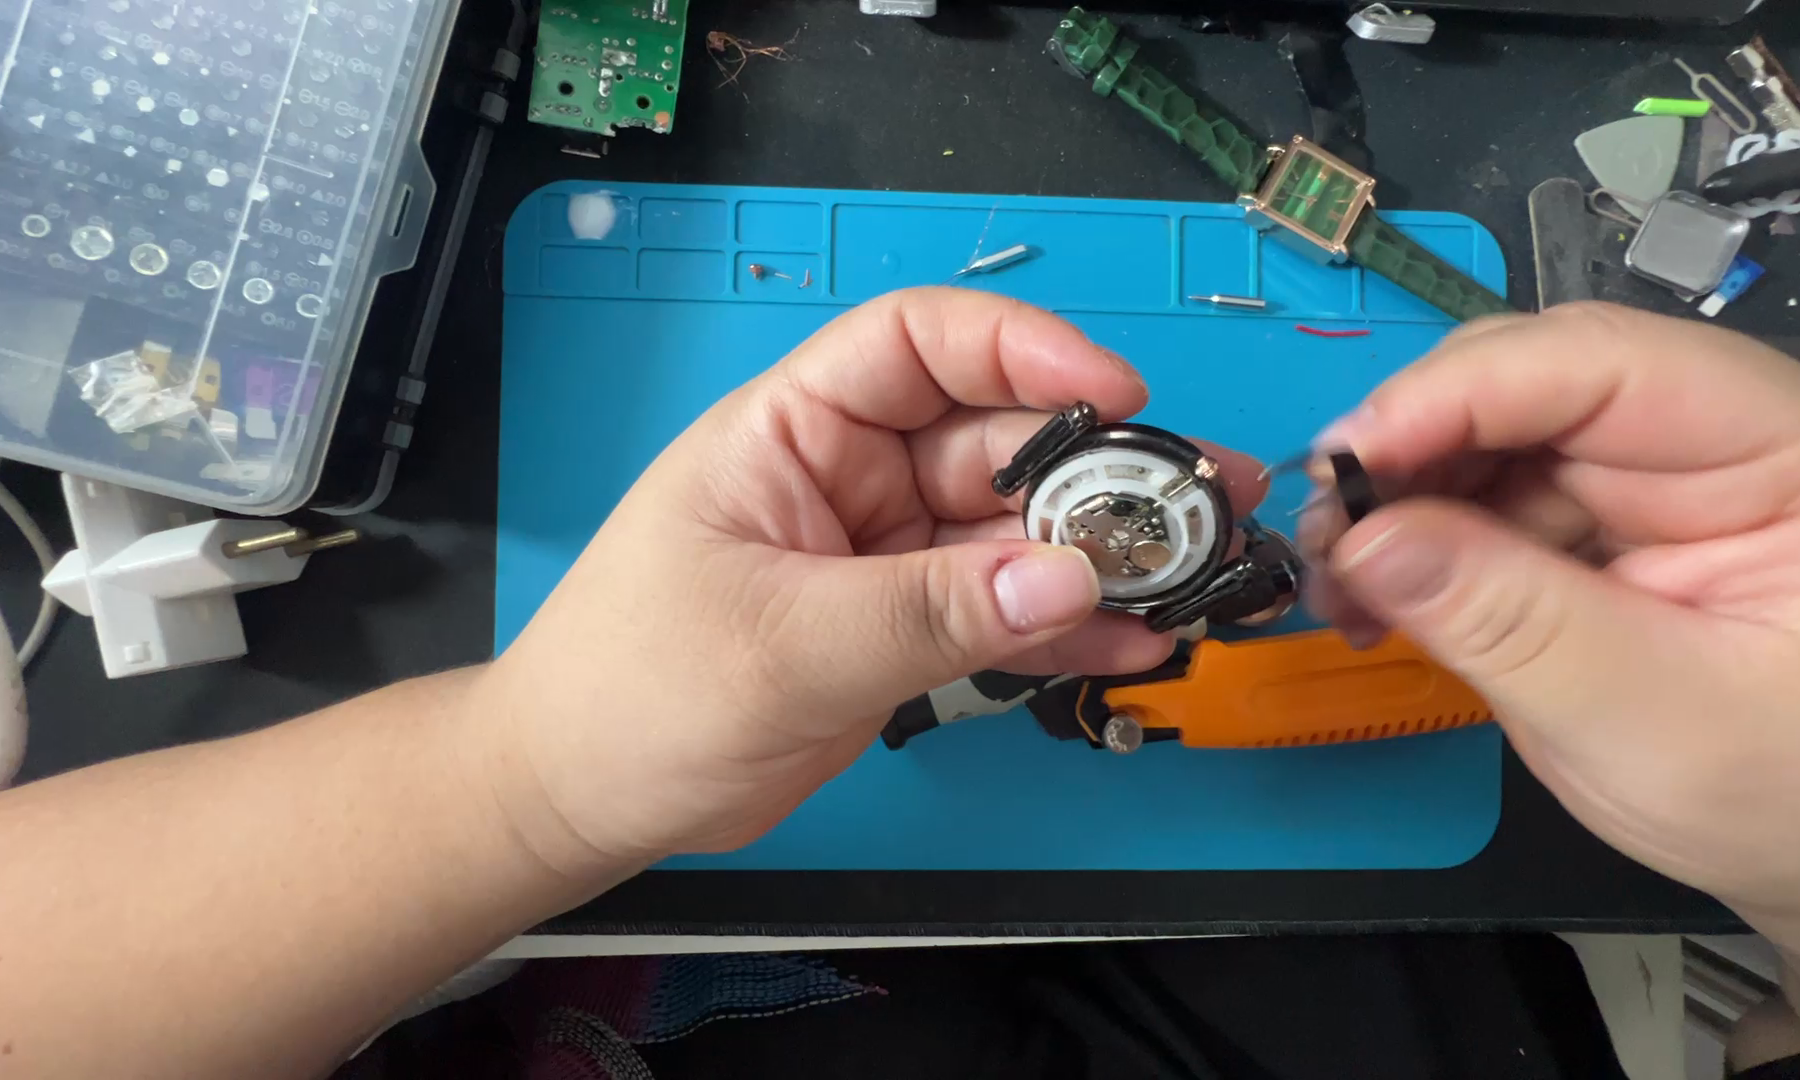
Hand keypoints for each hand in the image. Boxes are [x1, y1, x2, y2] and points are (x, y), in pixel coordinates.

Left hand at [476, 288, 1264, 870]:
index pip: (918, 346)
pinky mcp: (913, 624)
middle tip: (1201, 501)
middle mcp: (858, 477)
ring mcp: (893, 554)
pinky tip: (1134, 642)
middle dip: (1096, 471)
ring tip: (1199, 571)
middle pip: (995, 444)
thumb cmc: (644, 690)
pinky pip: (1004, 611)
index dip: (1022, 348)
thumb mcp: (783, 643)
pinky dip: (1066, 626)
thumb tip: (1068, 578)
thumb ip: (926, 611)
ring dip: (1102, 553)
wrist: (598, 791)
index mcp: (799, 431)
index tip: (1116, 391)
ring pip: (1015, 532)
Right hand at [1302, 304, 1799, 1000]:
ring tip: (1335, 584)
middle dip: (1401, 450)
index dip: (1456, 394)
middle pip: (1516, 388)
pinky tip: (1365, 599)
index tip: (1344, 464)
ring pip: (1466, 445)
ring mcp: (1625, 487)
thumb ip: (1509, 625)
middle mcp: (1698, 445)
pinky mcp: (1568, 531)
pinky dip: (1392, 547)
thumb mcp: (1660, 728)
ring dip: (1381, 507)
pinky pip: (1455, 507)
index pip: (1603, 367)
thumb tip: (1363, 540)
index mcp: (1787, 459)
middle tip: (1326, 530)